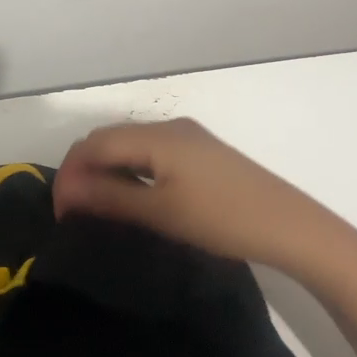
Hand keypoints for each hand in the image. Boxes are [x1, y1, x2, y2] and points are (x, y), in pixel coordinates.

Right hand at [53, 119, 342, 267]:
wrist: (295, 229)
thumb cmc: (223, 220)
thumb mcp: (160, 212)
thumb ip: (109, 197)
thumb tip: (66, 191)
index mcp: (157, 136)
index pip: (94, 143)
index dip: (70, 173)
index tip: (61, 212)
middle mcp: (169, 127)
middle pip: (109, 139)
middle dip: (84, 169)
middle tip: (75, 210)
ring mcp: (189, 139)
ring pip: (129, 146)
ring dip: (106, 171)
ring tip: (97, 206)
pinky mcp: (202, 154)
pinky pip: (150, 153)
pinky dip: (130, 171)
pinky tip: (132, 197)